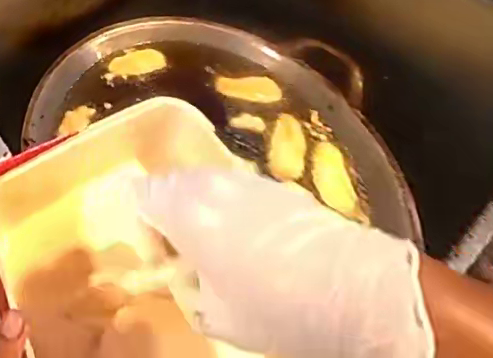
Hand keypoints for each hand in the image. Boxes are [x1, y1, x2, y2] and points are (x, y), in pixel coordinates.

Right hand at [136, 168, 432, 357]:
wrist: (352, 286)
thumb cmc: (274, 306)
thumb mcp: (218, 315)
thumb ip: (189, 286)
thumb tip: (188, 274)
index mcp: (185, 207)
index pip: (140, 193)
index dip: (145, 228)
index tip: (166, 262)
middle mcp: (209, 180)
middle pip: (171, 184)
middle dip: (172, 218)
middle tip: (191, 260)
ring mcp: (243, 177)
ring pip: (205, 185)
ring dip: (203, 213)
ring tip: (225, 256)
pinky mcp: (273, 182)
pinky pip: (236, 189)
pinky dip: (232, 211)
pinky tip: (258, 249)